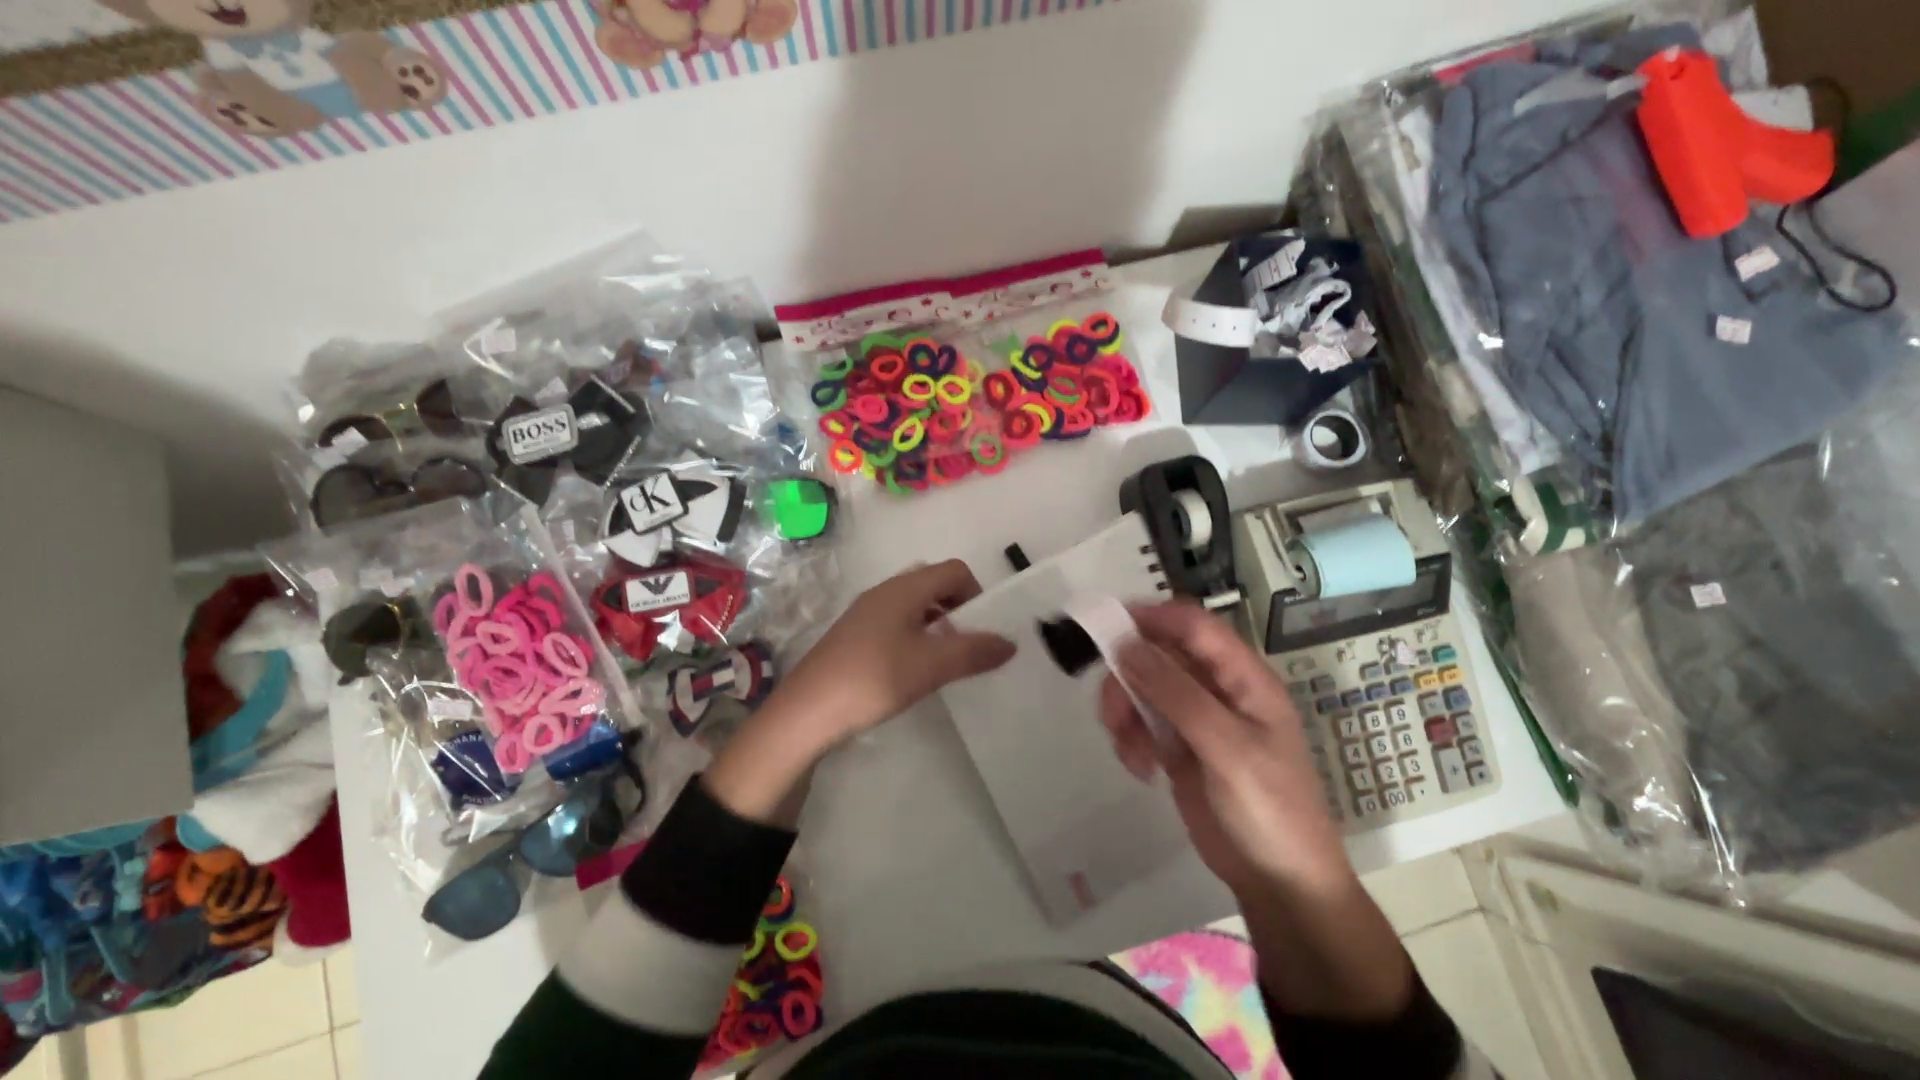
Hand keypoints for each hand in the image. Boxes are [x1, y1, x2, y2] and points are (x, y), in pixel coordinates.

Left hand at [706, 561, 1014, 823]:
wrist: (807, 712)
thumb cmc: (873, 679)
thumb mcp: (931, 666)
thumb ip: (973, 652)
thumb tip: (1009, 642)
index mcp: (903, 589)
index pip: (954, 571)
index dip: (977, 594)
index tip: (982, 631)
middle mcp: (883, 593)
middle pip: (934, 586)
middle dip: (958, 611)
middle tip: (967, 648)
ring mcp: (865, 615)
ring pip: (914, 608)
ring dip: (937, 628)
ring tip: (944, 665)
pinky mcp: (853, 639)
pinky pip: (896, 626)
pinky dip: (915, 640)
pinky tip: (913, 674)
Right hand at [1101, 601, 1412, 1020]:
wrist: (1280, 881)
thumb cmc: (1270, 808)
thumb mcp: (1227, 748)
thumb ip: (1177, 695)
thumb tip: (1126, 646)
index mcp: (1243, 678)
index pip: (1194, 626)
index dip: (1153, 618)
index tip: (1107, 629)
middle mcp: (1218, 690)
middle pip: (1159, 656)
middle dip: (1128, 677)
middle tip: (1111, 715)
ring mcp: (1197, 720)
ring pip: (1144, 689)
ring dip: (1125, 712)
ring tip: (1129, 752)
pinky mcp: (1179, 749)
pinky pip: (1142, 724)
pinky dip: (1130, 739)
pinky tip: (1139, 769)